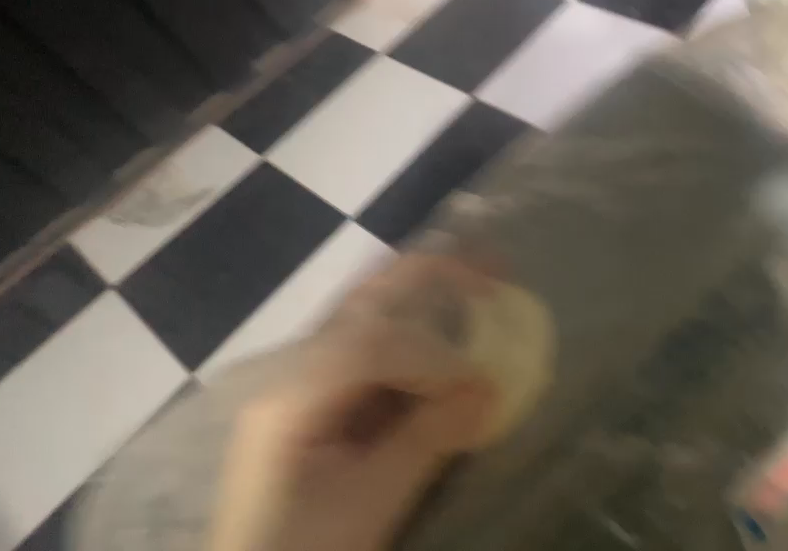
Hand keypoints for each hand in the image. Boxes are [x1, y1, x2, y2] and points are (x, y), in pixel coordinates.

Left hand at [205, 257, 498, 550]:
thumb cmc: (309, 548)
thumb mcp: (370, 502)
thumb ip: (429, 435)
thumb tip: (492, 385)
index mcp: (291, 393)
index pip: (373, 344)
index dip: (434, 354)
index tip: (481, 379)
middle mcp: (291, 364)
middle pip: (370, 296)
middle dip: (437, 272)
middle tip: (496, 264)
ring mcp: (302, 368)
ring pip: (372, 303)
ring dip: (429, 284)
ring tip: (483, 271)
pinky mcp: (318, 383)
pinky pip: (373, 330)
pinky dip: (416, 316)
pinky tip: (451, 314)